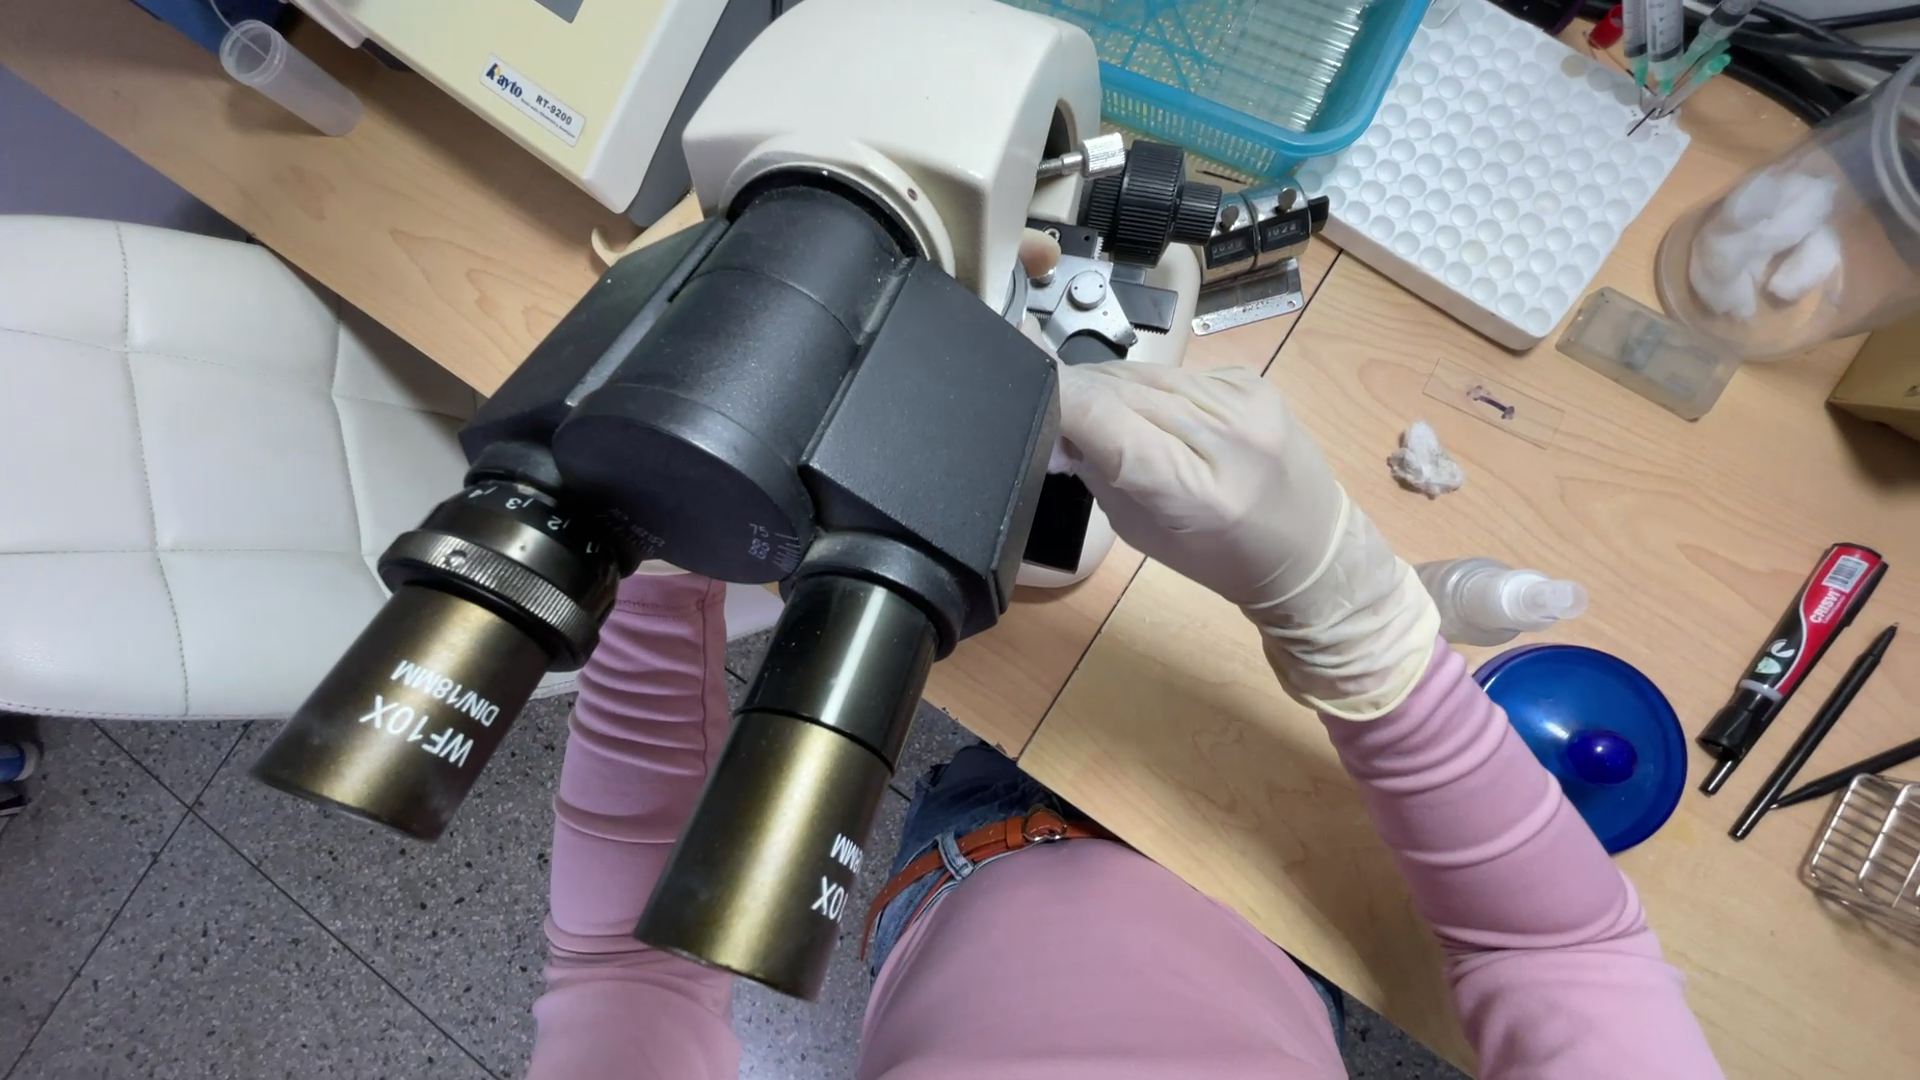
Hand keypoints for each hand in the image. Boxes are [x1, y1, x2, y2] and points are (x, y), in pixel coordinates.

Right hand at [1056, 362, 1438, 719]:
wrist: (1310, 546)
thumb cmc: (1220, 558)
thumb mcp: (1140, 532)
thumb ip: (1099, 472)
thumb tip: (1059, 426)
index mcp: (1193, 488)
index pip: (1106, 418)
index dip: (1059, 398)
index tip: (1025, 394)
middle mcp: (1224, 432)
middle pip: (1120, 388)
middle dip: (1076, 394)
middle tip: (1052, 413)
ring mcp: (1243, 399)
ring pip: (1143, 372)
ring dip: (1106, 389)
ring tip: (1093, 414)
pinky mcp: (1250, 380)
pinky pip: (1173, 372)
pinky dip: (1143, 387)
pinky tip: (1140, 410)